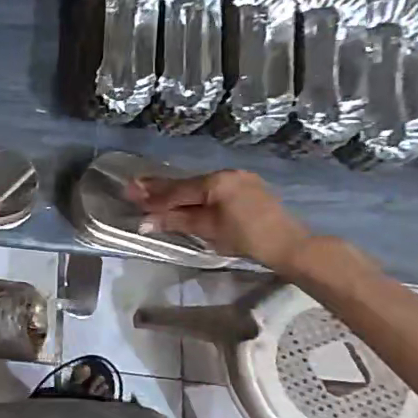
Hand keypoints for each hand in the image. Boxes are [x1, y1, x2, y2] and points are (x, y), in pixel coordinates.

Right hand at [126, 170, 310, 266]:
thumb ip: (176, 221)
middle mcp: (226, 173)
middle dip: (160, 189)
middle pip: (187, 184)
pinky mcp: (249, 188)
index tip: (130, 192)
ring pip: (201, 186)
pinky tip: (186, 198)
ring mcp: (240, 179)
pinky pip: (214, 189)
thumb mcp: (207, 230)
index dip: (152, 195)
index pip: (177, 190)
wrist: (288, 244)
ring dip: (178, 192)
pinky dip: (197, 195)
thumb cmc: (246, 237)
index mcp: (215, 181)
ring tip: (155, 194)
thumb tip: (144, 221)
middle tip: (134, 186)